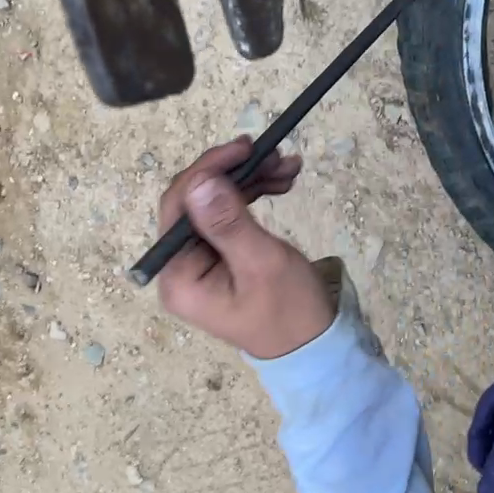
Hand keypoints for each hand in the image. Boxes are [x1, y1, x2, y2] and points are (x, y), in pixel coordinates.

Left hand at [154, 138, 332, 359]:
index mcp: (179, 275)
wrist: (314, 345)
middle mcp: (180, 266)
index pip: (178, 206)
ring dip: (252, 179)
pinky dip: (256, 193)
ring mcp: (201, 261)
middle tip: (276, 154)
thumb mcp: (261, 262)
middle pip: (198, 200)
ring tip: (290, 168)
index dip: (208, 170)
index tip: (246, 147)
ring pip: (218, 201)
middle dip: (237, 172)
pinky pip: (232, 213)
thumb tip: (200, 182)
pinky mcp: (222, 256)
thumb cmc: (289, 309)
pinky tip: (284, 182)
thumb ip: (229, 222)